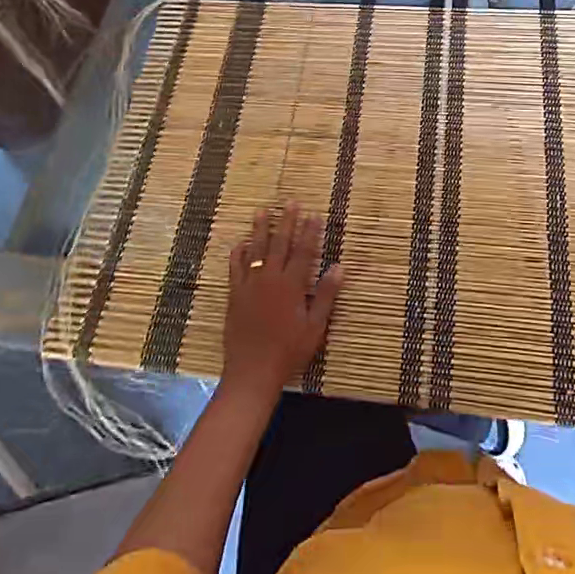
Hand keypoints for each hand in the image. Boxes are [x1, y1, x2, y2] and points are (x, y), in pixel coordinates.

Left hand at [221, 201, 344, 402]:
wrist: (252, 371)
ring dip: (260, 229)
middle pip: (279, 244)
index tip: (314, 214)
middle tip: (290, 202)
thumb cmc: (288, 351)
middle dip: (286, 222)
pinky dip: (239, 253)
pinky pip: (236, 267)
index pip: (303, 252)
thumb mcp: (315, 327)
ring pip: (255, 250)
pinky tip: (241, 244)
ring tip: (262, 211)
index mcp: (291, 286)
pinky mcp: (235, 295)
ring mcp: (249, 286)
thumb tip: (339, 268)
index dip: (310, 232)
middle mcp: (269, 279)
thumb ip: (325, 296)